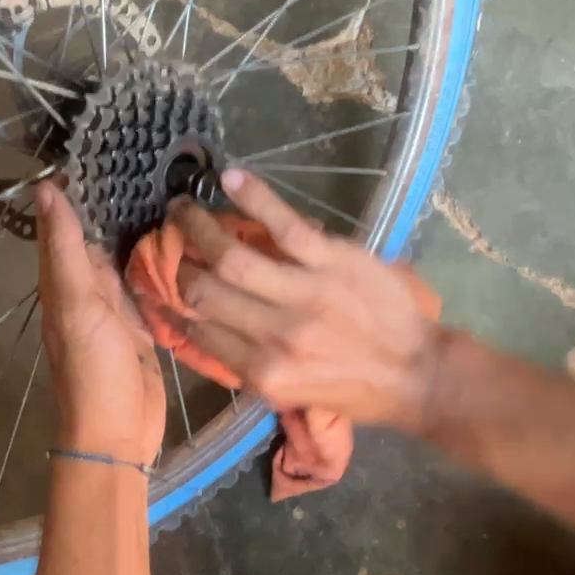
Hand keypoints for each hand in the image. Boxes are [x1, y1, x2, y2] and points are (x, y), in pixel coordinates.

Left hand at [35, 180, 165, 464]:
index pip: (64, 223)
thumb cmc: (93, 369)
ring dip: (139, 228)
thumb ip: (64, 250)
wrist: (119, 430)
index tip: (102, 145)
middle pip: (95, 237)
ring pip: (124, 257)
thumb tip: (47, 190)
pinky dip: (158, 261)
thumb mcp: (77, 305)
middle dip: (114, 202)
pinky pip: (147, 283)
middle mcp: (86, 289)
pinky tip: (180, 239)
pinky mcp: (142, 322)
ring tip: (168, 186)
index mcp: (63, 281)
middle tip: (146, 157)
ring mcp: (116, 307)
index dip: (77, 187)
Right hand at [170, 170, 447, 431]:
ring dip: (200, 228)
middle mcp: (276, 335)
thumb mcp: (292, 396)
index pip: (201, 333)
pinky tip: (229, 179)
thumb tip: (204, 327)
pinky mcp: (334, 262)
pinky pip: (286, 225)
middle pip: (207, 292)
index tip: (157, 291)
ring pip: (235, 257)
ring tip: (182, 210)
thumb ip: (247, 365)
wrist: (416, 375)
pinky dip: (255, 198)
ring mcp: (305, 294)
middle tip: (168, 247)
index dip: (172, 309)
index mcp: (263, 372)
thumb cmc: (353, 390)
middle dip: (178, 267)